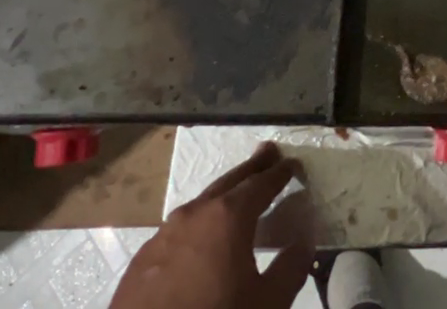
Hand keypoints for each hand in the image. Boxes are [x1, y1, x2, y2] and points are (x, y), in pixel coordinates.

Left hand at [110, 143, 309, 308]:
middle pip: (229, 182)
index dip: (280, 172)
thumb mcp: (268, 304)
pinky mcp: (143, 260)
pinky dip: (199, 224)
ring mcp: (163, 236)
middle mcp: (194, 215)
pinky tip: (202, 240)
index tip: (293, 163)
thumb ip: (291, 267)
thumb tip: (304, 240)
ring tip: (238, 195)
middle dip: (251, 168)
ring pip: (201, 204)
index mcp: (228, 217)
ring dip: (223, 195)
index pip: (261, 183)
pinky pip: (179, 230)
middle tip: (268, 153)